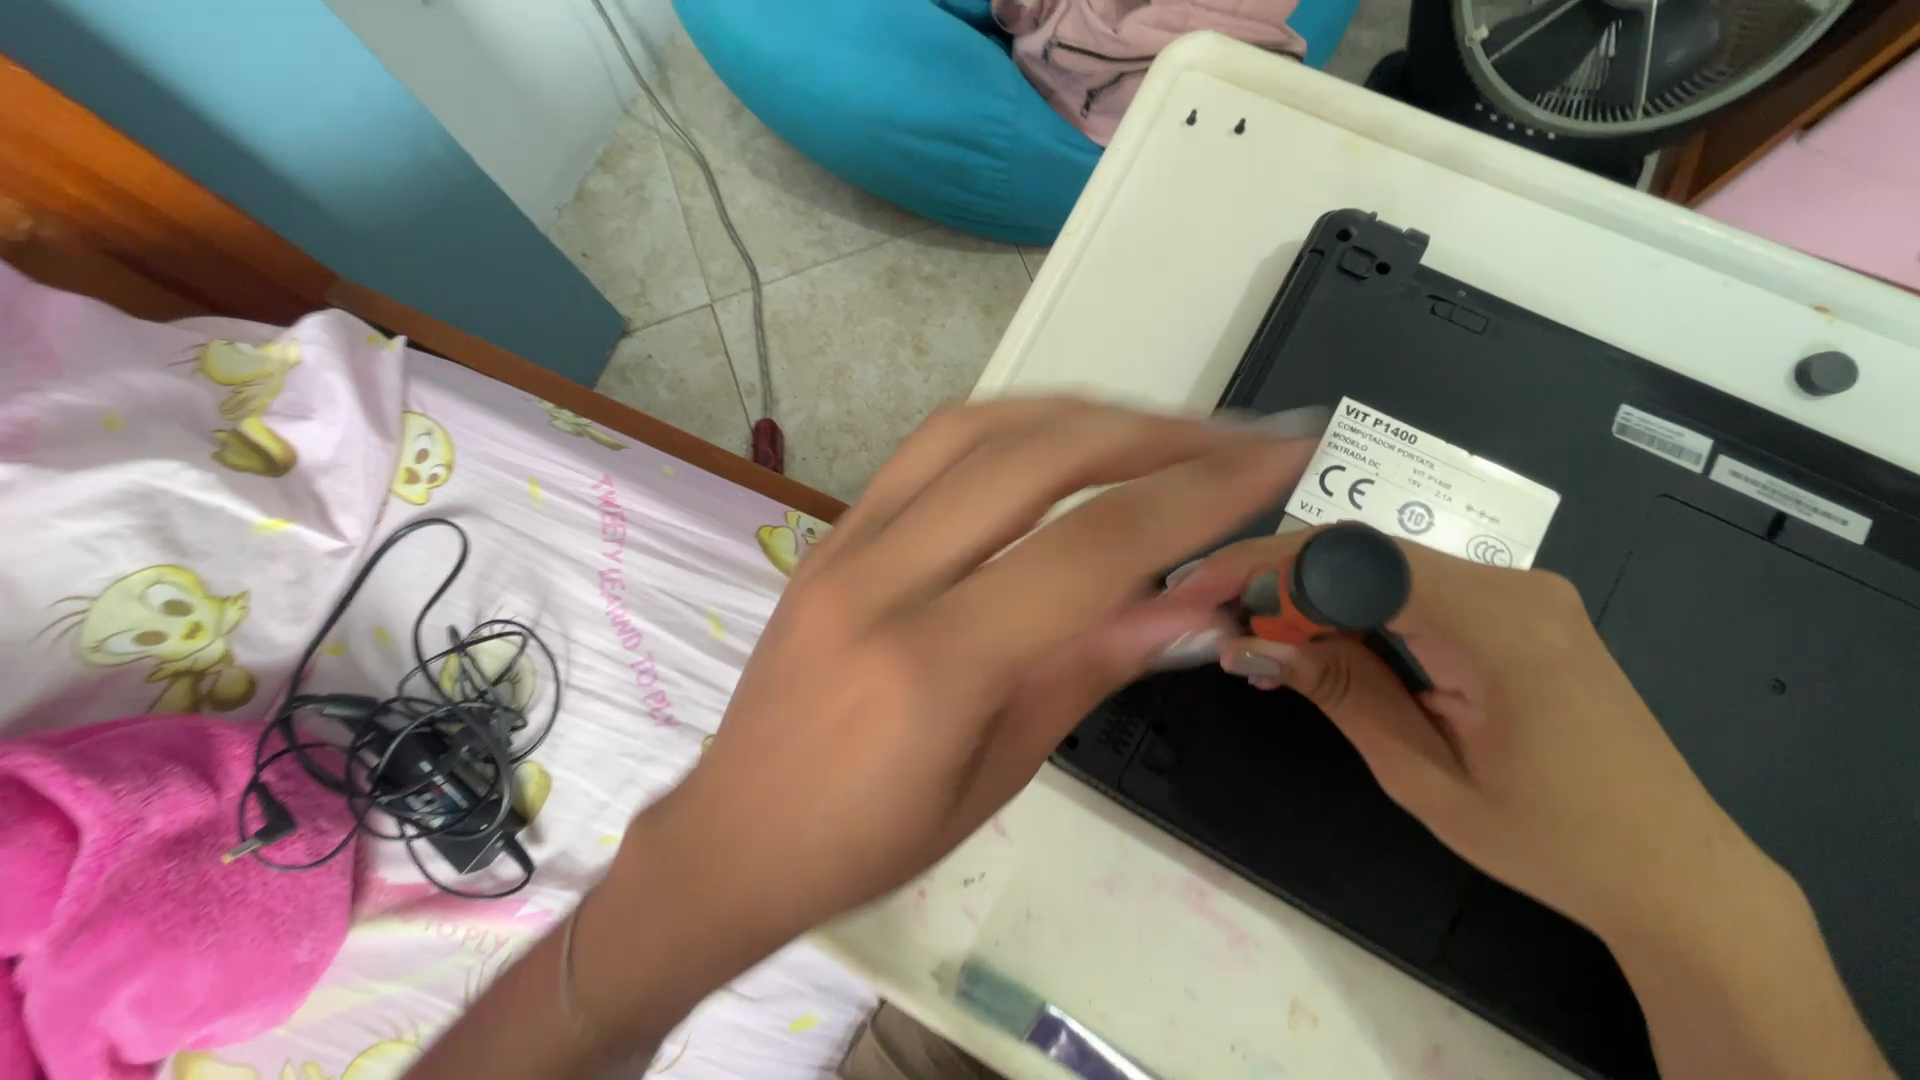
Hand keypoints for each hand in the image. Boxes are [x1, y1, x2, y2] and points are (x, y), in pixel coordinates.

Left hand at [641, 400, 1320, 948]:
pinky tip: (1064, 437)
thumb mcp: (998, 771)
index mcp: (932, 664)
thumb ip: (1091, 667)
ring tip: (1164, 428)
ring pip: (978, 427)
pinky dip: (1014, 424)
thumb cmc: (870, 839)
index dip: (1198, 497)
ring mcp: (845, 541)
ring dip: (1084, 412)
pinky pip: (929, 447)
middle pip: (1036, 458)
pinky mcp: (831, 531)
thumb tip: (1194, 598)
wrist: (735, 834)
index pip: (1091, 550)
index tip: (1274, 463)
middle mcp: (882, 578)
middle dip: (1155, 433)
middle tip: (1236, 435)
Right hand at [1173, 531, 1775, 943]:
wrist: (1679, 875)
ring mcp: (1523, 594)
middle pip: (1363, 556)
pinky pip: (1417, 592)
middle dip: (1277, 581)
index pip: (1352, 560)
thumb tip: (1250, 644)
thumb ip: (1340, 693)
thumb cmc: (1554, 843)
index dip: (1263, 567)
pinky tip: (1319, 647)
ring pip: (1384, 570)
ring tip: (1255, 642)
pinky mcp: (1520, 612)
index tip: (1198, 594)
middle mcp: (1515, 585)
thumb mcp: (1424, 776)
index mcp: (1498, 624)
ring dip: (1312, 599)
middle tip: (1215, 623)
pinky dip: (1356, 613)